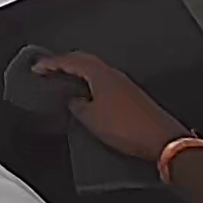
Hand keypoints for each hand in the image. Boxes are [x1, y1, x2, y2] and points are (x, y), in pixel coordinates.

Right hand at [34, 51, 186, 162]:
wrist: (166, 143)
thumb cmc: (127, 128)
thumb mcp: (90, 118)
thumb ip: (76, 105)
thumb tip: (74, 101)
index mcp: (99, 74)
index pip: (68, 61)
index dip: (49, 64)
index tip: (36, 68)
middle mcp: (113, 74)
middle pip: (83, 59)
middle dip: (64, 62)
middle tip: (49, 68)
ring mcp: (125, 83)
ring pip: (95, 69)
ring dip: (78, 70)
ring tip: (65, 78)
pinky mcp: (133, 95)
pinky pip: (104, 79)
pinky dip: (91, 80)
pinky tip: (88, 92)